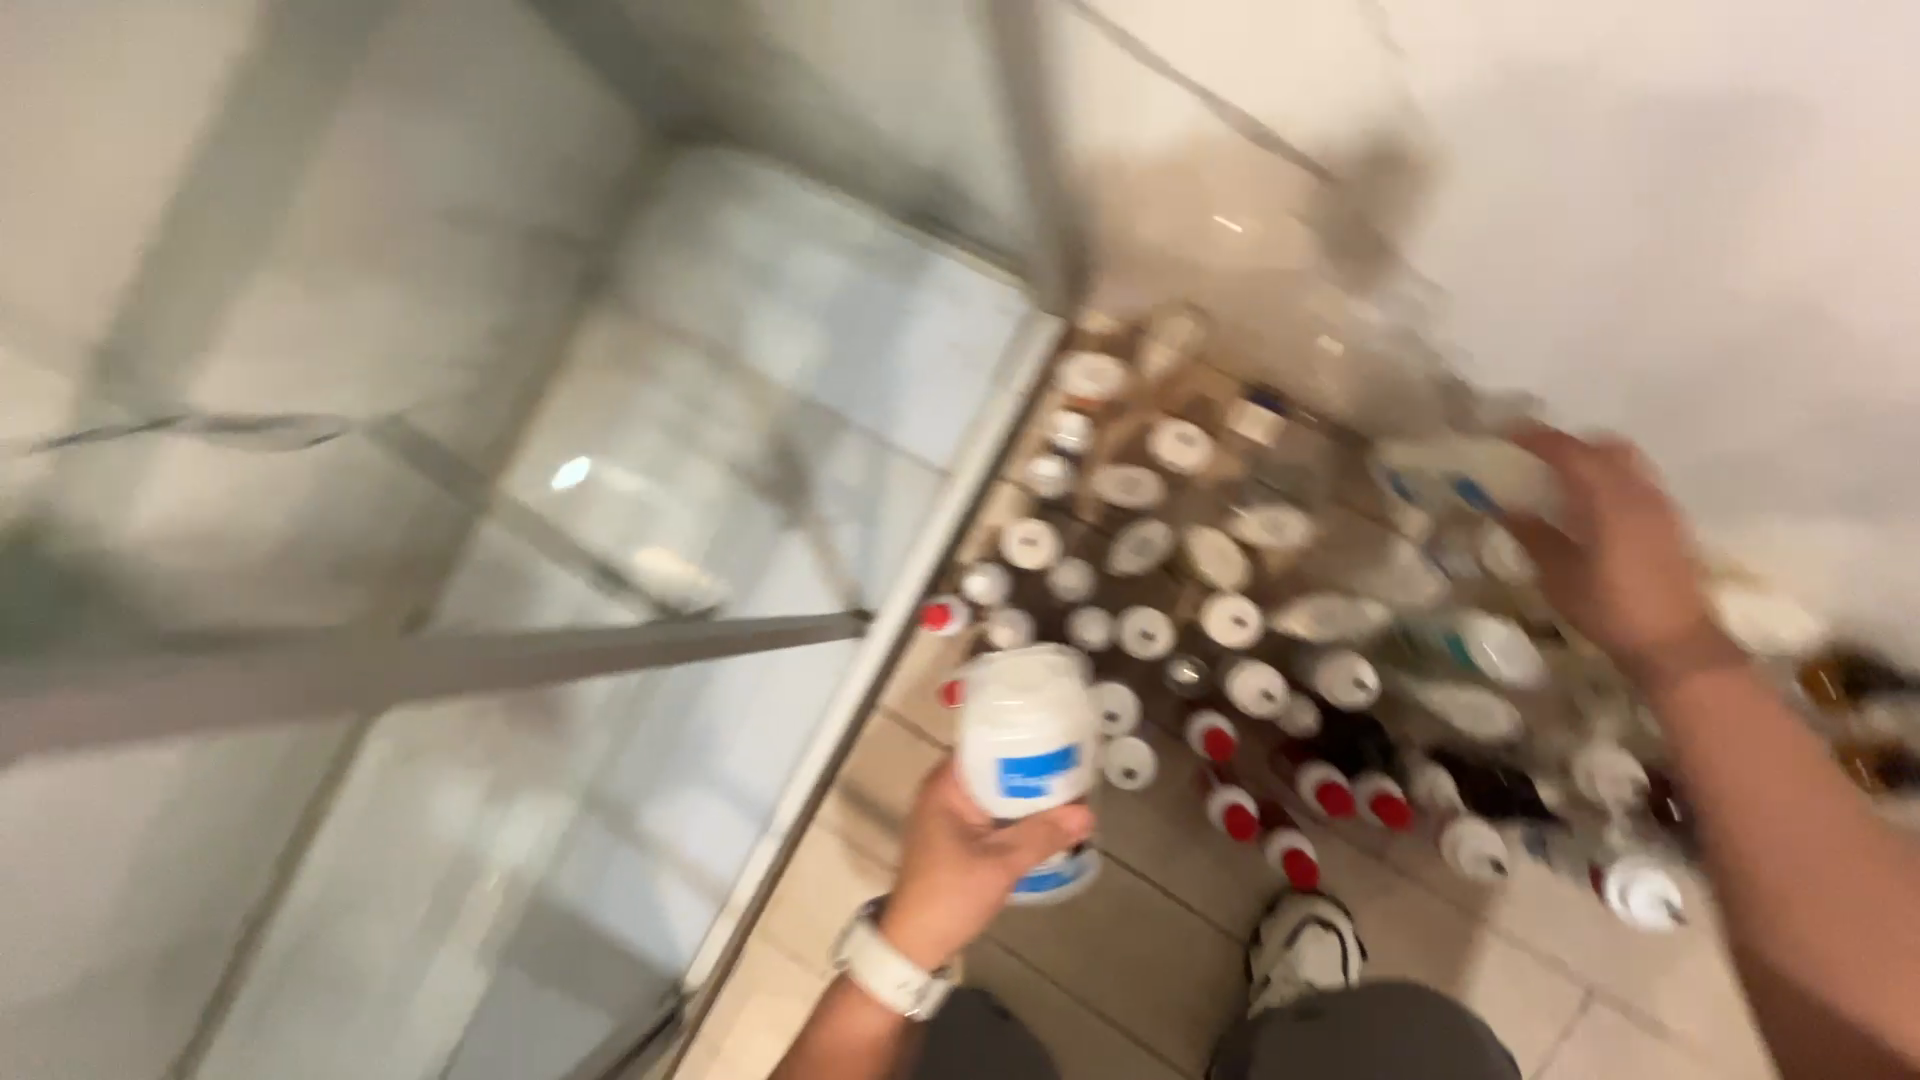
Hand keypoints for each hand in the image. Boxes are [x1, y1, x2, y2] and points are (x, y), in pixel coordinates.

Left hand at [876, 759, 1094, 969]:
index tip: (1062, 745)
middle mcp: (944, 789)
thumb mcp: (1000, 866)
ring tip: (1071, 794)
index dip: (1027, 745)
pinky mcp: (956, 833)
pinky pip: (992, 812)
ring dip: (1028, 798)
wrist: (913, 944)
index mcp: (946, 784)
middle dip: (1034, 774)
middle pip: (996, 769)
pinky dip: (1016, 815)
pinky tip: (1046, 821)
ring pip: (997, 793)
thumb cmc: (950, 897)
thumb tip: (1088, 813)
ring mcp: (949, 811)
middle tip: (1076, 772)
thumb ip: (1042, 836)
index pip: (990, 746)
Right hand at [1505, 426, 1721, 681]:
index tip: (1506, 434)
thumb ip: (1533, 536)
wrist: (1674, 643)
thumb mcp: (1557, 575)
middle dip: (1569, 445)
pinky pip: (1634, 483)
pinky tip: (1584, 507)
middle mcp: (1640, 496)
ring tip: (1556, 482)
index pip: (1573, 455)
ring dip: (1590, 461)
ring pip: (1625, 463)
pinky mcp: (1668, 524)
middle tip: (1533, 458)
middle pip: (1607, 448)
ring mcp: (1660, 508)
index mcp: (1609, 504)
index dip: (1539, 440)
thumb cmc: (1608, 609)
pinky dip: (1606, 480)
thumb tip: (1507, 508)